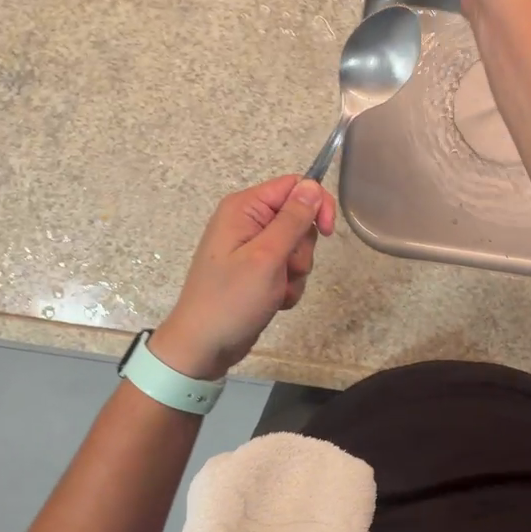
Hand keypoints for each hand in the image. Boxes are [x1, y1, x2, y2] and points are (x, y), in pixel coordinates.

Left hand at [149, 175, 338, 381]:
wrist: (203, 346)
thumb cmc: (231, 300)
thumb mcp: (266, 257)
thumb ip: (292, 220)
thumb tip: (313, 186)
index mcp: (244, 208)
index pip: (293, 186)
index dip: (315, 205)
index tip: (326, 233)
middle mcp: (247, 222)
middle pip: (298, 219)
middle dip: (301, 250)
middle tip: (284, 270)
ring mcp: (251, 249)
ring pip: (297, 249)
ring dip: (295, 273)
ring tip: (275, 291)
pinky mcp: (256, 272)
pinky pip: (287, 270)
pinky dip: (287, 287)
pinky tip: (274, 301)